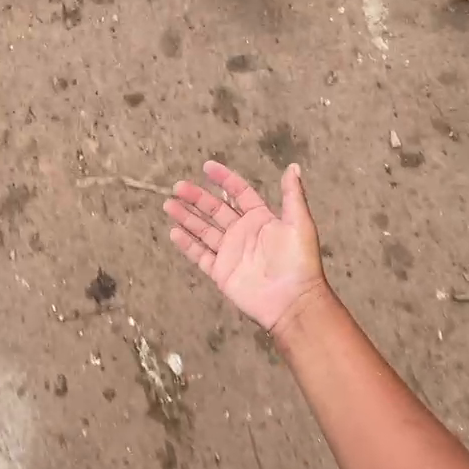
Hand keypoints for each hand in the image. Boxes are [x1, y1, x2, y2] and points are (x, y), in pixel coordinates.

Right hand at [164, 160, 326, 332]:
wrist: (292, 301)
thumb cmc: (298, 261)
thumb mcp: (300, 223)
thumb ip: (293, 195)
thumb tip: (293, 166)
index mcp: (261, 219)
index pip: (239, 193)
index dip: (224, 179)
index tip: (207, 167)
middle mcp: (243, 233)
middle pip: (215, 210)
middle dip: (197, 197)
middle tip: (178, 186)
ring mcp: (230, 252)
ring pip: (203, 230)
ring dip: (186, 217)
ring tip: (168, 204)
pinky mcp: (221, 272)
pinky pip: (200, 255)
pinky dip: (187, 244)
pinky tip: (174, 232)